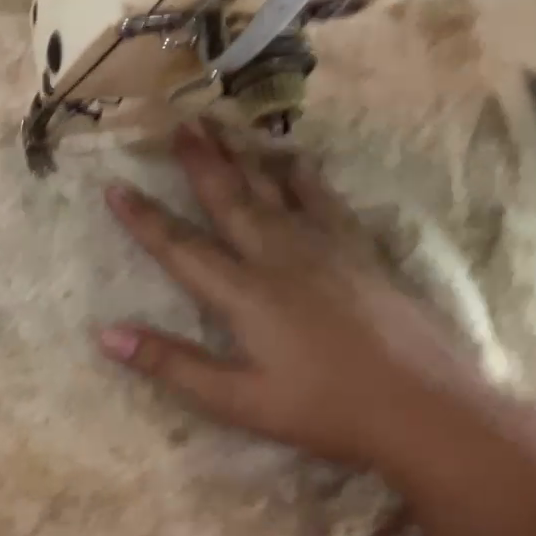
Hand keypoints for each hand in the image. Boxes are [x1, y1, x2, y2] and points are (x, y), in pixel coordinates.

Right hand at [99, 124, 500, 471]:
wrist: (431, 411)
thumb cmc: (322, 410)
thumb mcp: (234, 398)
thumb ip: (168, 363)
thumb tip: (104, 334)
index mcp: (244, 295)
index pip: (180, 247)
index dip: (143, 218)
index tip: (114, 186)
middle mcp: (282, 261)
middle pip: (232, 201)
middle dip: (201, 163)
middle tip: (180, 124)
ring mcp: (328, 254)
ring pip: (277, 192)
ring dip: (245, 158)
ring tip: (226, 127)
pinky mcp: (362, 257)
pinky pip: (327, 203)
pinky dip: (305, 177)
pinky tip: (294, 161)